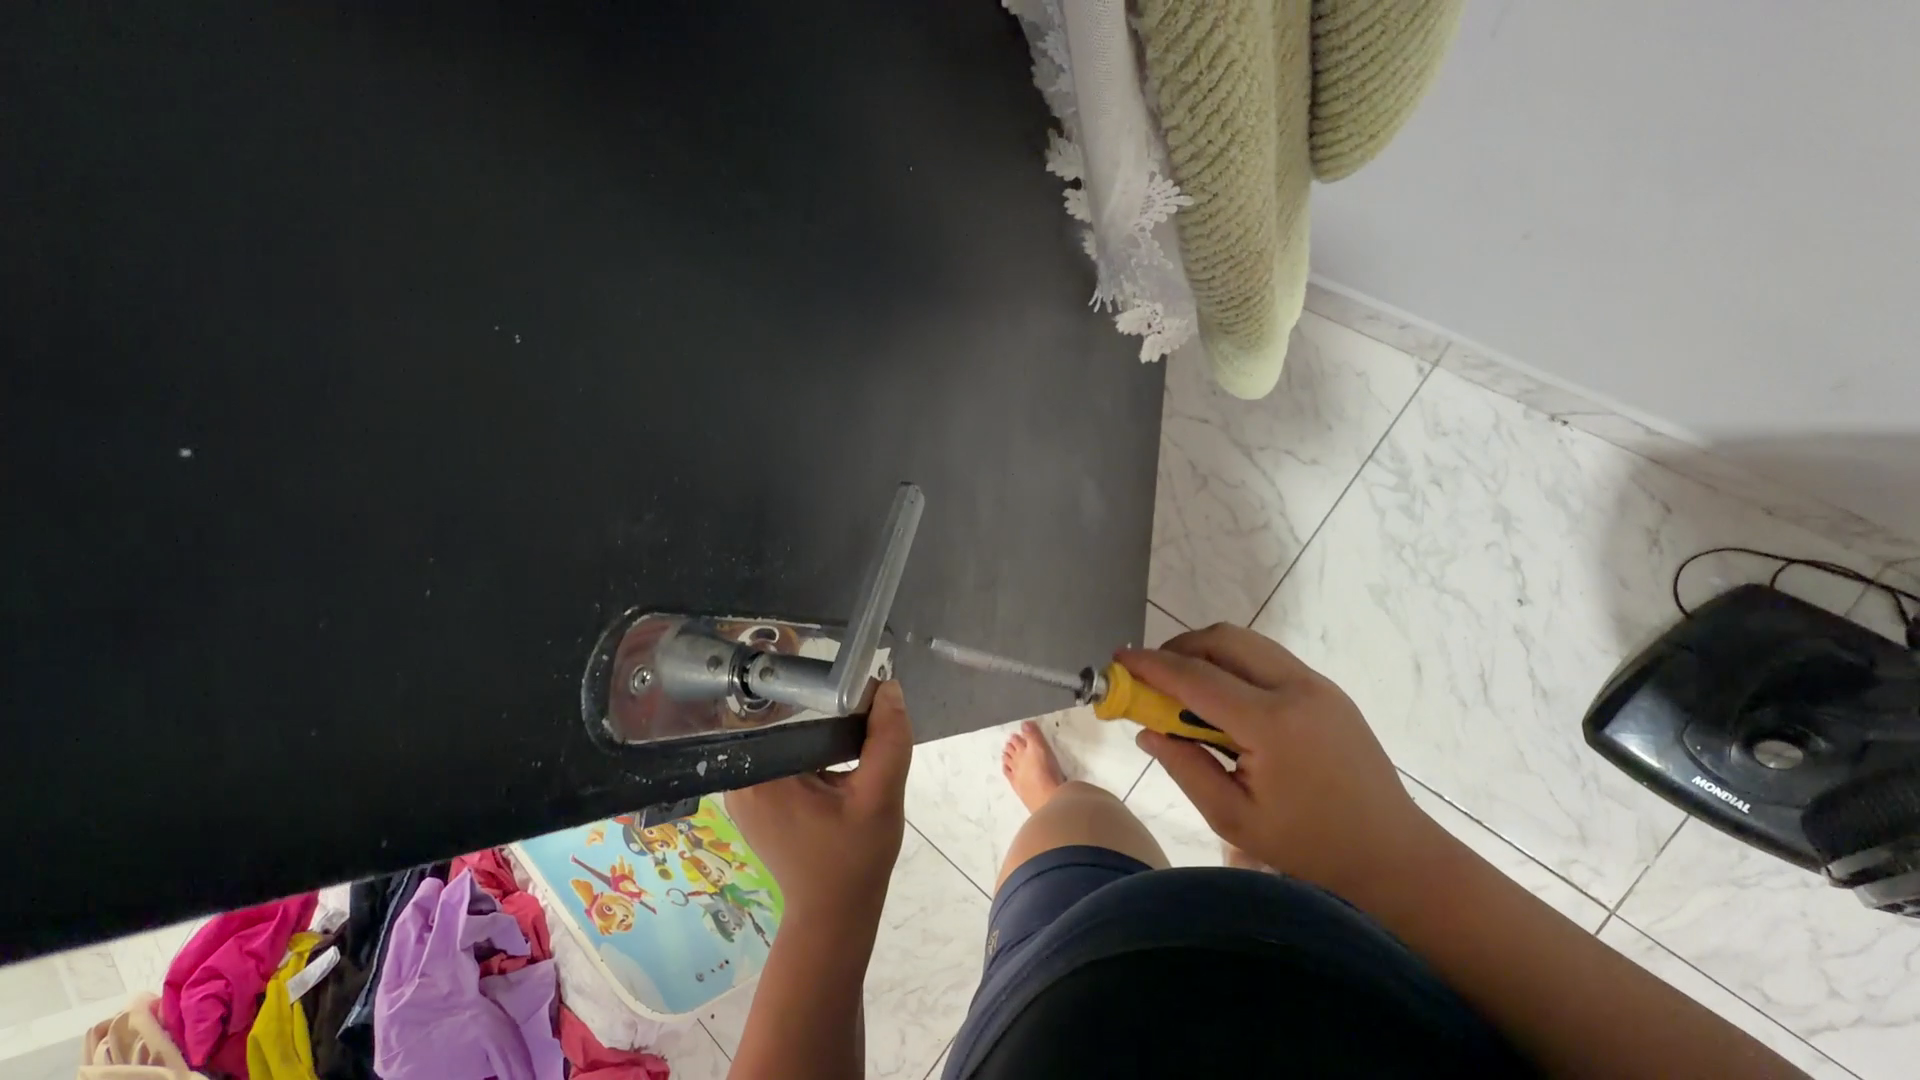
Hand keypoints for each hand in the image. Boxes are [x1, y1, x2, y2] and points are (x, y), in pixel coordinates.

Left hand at [725, 680, 912, 923]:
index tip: (843, 678)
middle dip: (816, 708)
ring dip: (814, 731)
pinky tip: (835, 753)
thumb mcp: (880, 796)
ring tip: (849, 722)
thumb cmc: (855, 859)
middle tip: (855, 700)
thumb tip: (887, 687)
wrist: (836, 914)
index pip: (773, 706)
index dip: (809, 686)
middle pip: (776, 720)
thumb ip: (887, 739)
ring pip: (781, 739)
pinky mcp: (757, 803)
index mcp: (759, 775)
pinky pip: (781, 760)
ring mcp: (744, 794)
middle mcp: (740, 781)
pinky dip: (808, 752)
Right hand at [1119, 625, 1432, 899]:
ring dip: (1207, 653)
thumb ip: (1185, 768)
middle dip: (1178, 649)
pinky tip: (1224, 703)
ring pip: (1247, 643)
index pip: (1196, 677)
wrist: (1393, 853)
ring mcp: (1317, 685)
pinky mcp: (1327, 690)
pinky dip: (1234, 665)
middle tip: (1152, 678)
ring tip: (1184, 691)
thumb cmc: (1310, 846)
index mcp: (1272, 724)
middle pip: (1223, 640)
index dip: (1151, 666)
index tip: (1119, 660)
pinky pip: (1268, 659)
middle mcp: (1296, 689)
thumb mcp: (1234, 818)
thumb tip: (1147, 731)